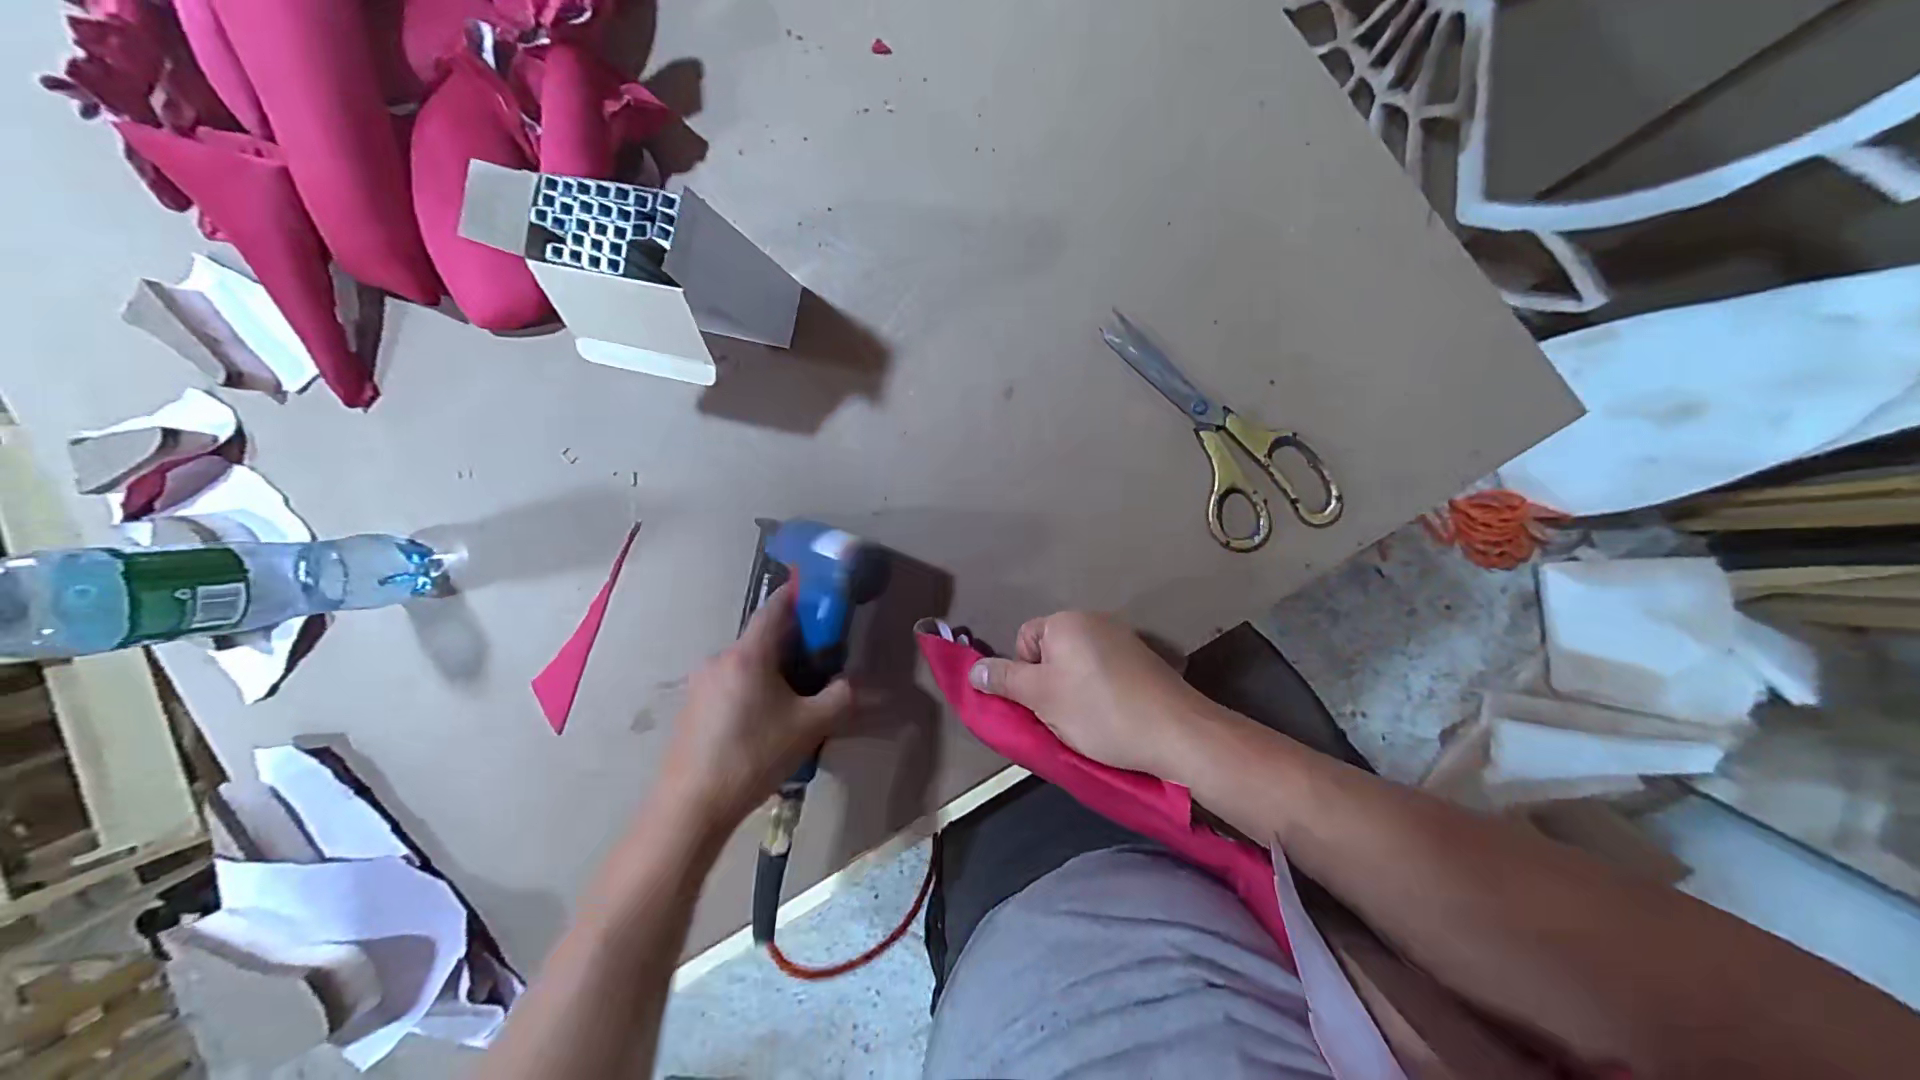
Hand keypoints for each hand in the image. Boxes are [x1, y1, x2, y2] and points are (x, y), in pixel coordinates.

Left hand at [657, 584, 851, 831]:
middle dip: (795, 643)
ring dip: (774, 671)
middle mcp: (720, 659)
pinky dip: (754, 689)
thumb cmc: (753, 756)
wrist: (691, 807)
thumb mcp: (810, 727)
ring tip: (798, 700)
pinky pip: (732, 685)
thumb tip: (852, 684)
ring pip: (748, 664)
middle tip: (823, 663)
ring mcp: (701, 684)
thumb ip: (840, 698)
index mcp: (748, 654)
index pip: (777, 606)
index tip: (823, 600)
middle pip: (764, 637)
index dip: (801, 596)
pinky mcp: (692, 708)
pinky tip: (766, 723)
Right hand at [967, 611, 1218, 777]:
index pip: (1023, 640)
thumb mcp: (1041, 698)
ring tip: (1087, 722)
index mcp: (1067, 621)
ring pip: (1077, 667)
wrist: (1176, 732)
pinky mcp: (1144, 663)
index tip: (1039, 702)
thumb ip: (1003, 680)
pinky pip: (1104, 675)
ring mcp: (1124, 640)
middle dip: (1049, 685)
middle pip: (1051, 653)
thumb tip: (973, 669)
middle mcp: (1095, 621)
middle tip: (1060, 716)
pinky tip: (1112, 719)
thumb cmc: (1099, 711)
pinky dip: (1100, 695)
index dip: (1023, 674)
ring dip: (1073, 692)